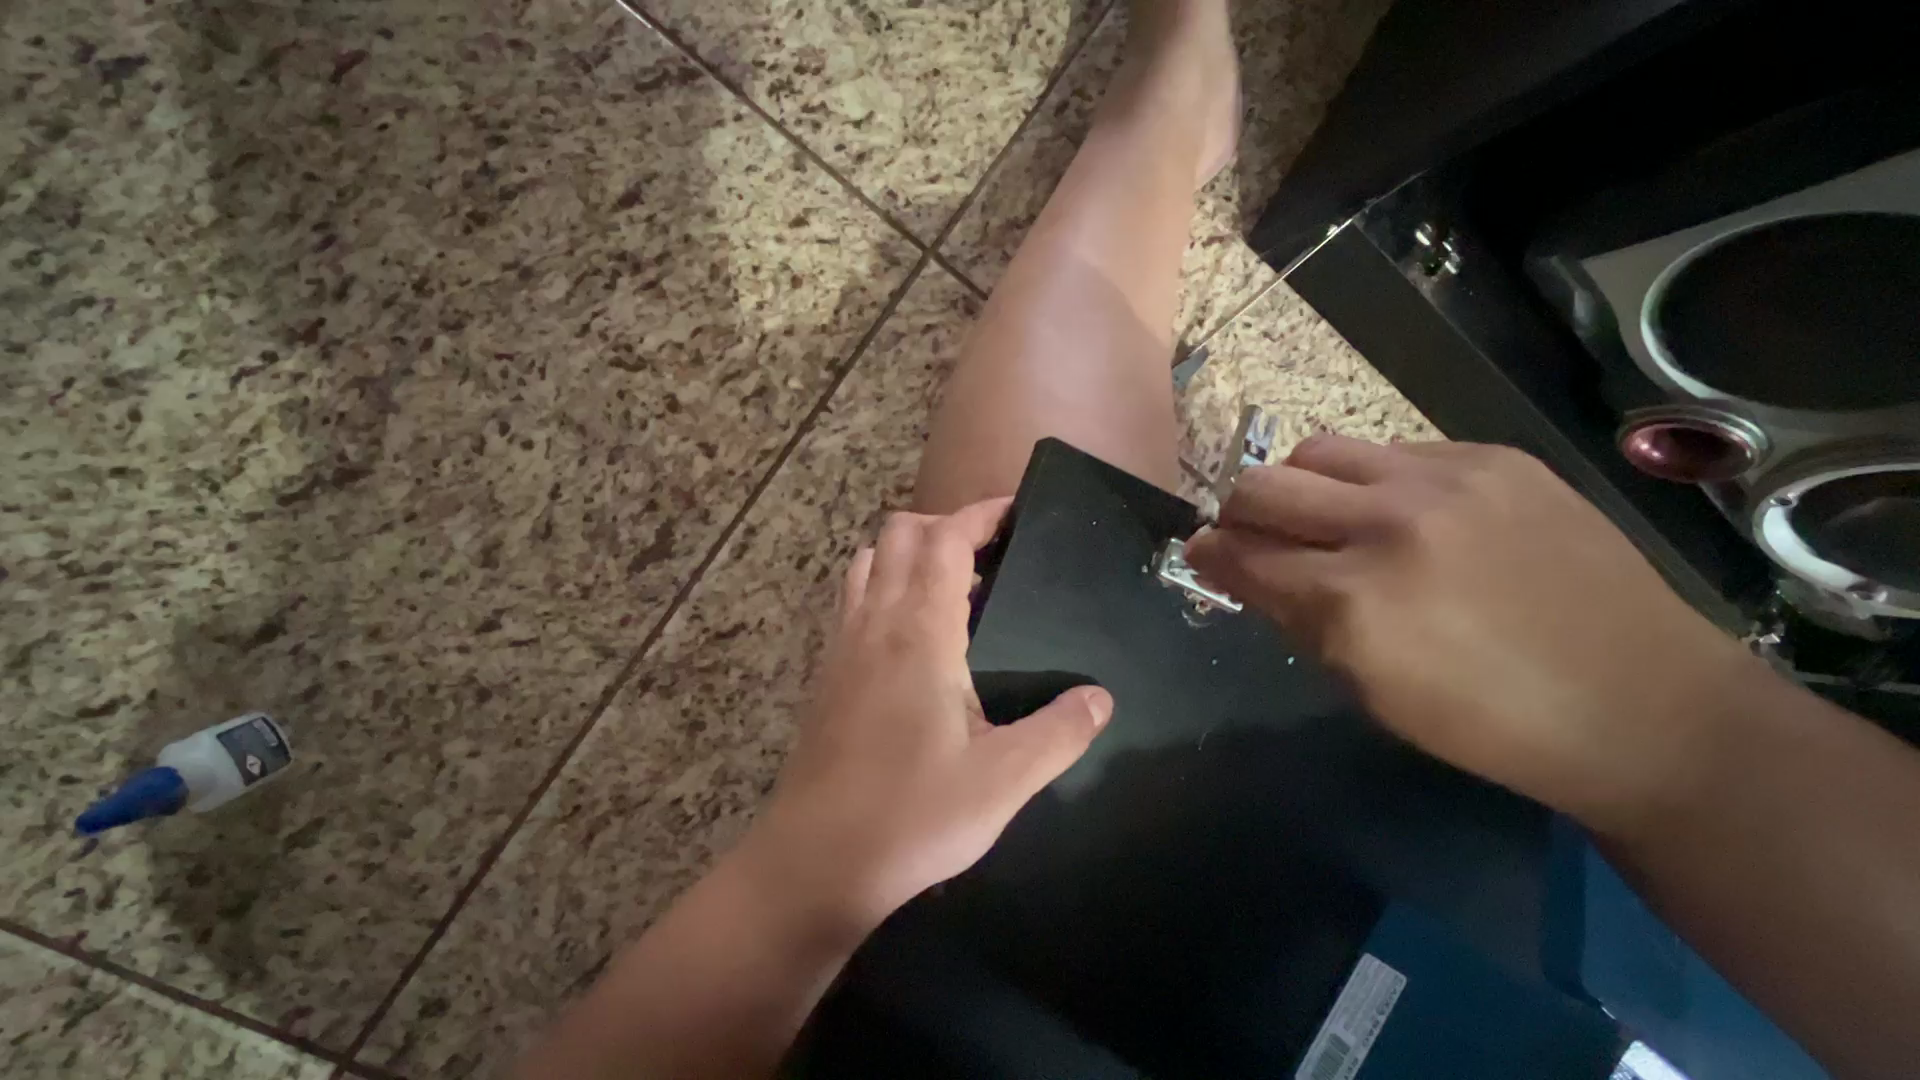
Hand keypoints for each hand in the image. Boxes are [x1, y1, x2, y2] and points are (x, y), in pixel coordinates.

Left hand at [742, 498, 1112, 934]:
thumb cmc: (912, 816)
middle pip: (898, 534)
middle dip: (944, 525)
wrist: (816, 863)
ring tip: (953, 589)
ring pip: (869, 563)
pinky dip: (883, 588)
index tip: (1015, 512)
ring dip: (908, 554)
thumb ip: (1059, 733)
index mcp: (919, 632)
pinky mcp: (826, 676)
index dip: (979, 514)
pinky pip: (853, 601)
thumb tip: (1101, 698)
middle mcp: (874, 624)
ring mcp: (842, 648)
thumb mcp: (1004, 780)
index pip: (944, 539)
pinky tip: (912, 640)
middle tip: (990, 556)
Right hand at [1185, 435, 1752, 829]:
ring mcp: (1445, 480)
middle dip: (1238, 513)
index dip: (1208, 553)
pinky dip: (1372, 481)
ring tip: (1322, 516)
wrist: (1644, 706)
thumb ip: (1296, 620)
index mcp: (1352, 602)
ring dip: (1299, 484)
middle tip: (1250, 536)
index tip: (1201, 553)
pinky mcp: (1493, 458)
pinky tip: (1402, 515)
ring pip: (1318, 449)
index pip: (1240, 553)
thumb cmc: (1490, 724)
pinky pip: (1393, 451)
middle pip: (1262, 484)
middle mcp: (1387, 525)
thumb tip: (1247, 572)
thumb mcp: (1369, 691)